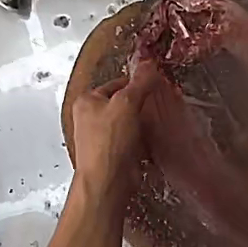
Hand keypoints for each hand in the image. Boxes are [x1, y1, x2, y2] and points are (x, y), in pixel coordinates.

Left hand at [67, 61, 157, 204]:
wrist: (107, 182)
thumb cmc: (110, 142)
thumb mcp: (127, 104)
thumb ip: (140, 83)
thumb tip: (150, 64)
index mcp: (87, 101)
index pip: (117, 83)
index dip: (137, 83)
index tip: (156, 86)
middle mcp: (90, 118)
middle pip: (122, 103)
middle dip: (141, 104)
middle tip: (160, 104)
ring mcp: (100, 137)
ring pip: (128, 122)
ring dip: (143, 123)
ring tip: (159, 122)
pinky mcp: (112, 154)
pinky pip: (131, 140)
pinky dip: (142, 139)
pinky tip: (153, 140)